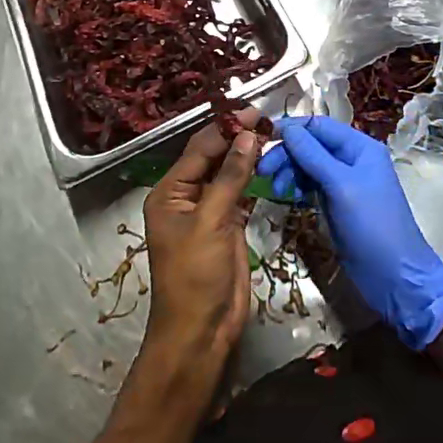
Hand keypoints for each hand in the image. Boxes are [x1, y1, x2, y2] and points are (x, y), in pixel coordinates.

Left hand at [141, 109, 264, 356]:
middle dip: (237, 139)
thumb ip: (230, 178)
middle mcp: (186, 196)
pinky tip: (271, 164)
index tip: (252, 111)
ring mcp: (208, 212)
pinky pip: (240, 195)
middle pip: (213, 159)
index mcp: (169, 191)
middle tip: (267, 119)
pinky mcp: (228, 227)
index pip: (199, 150)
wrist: (201, 331)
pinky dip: (254, 180)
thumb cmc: (195, 275)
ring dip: (247, 157)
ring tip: (273, 135)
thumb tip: (246, 136)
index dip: (225, 129)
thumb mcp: (210, 222)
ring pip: (228, 176)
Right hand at [256, 116, 442, 349]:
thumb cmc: (372, 225)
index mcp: (359, 147)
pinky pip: (310, 183)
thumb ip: (311, 154)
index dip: (290, 129)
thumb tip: (285, 126)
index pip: (317, 125)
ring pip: (307, 163)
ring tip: (274, 189)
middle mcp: (351, 158)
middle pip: (310, 144)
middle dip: (286, 154)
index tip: (262, 139)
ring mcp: (344, 181)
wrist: (395, 278)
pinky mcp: (337, 201)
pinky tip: (288, 195)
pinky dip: (297, 185)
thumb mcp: (340, 185)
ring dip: (288, 171)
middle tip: (262, 171)